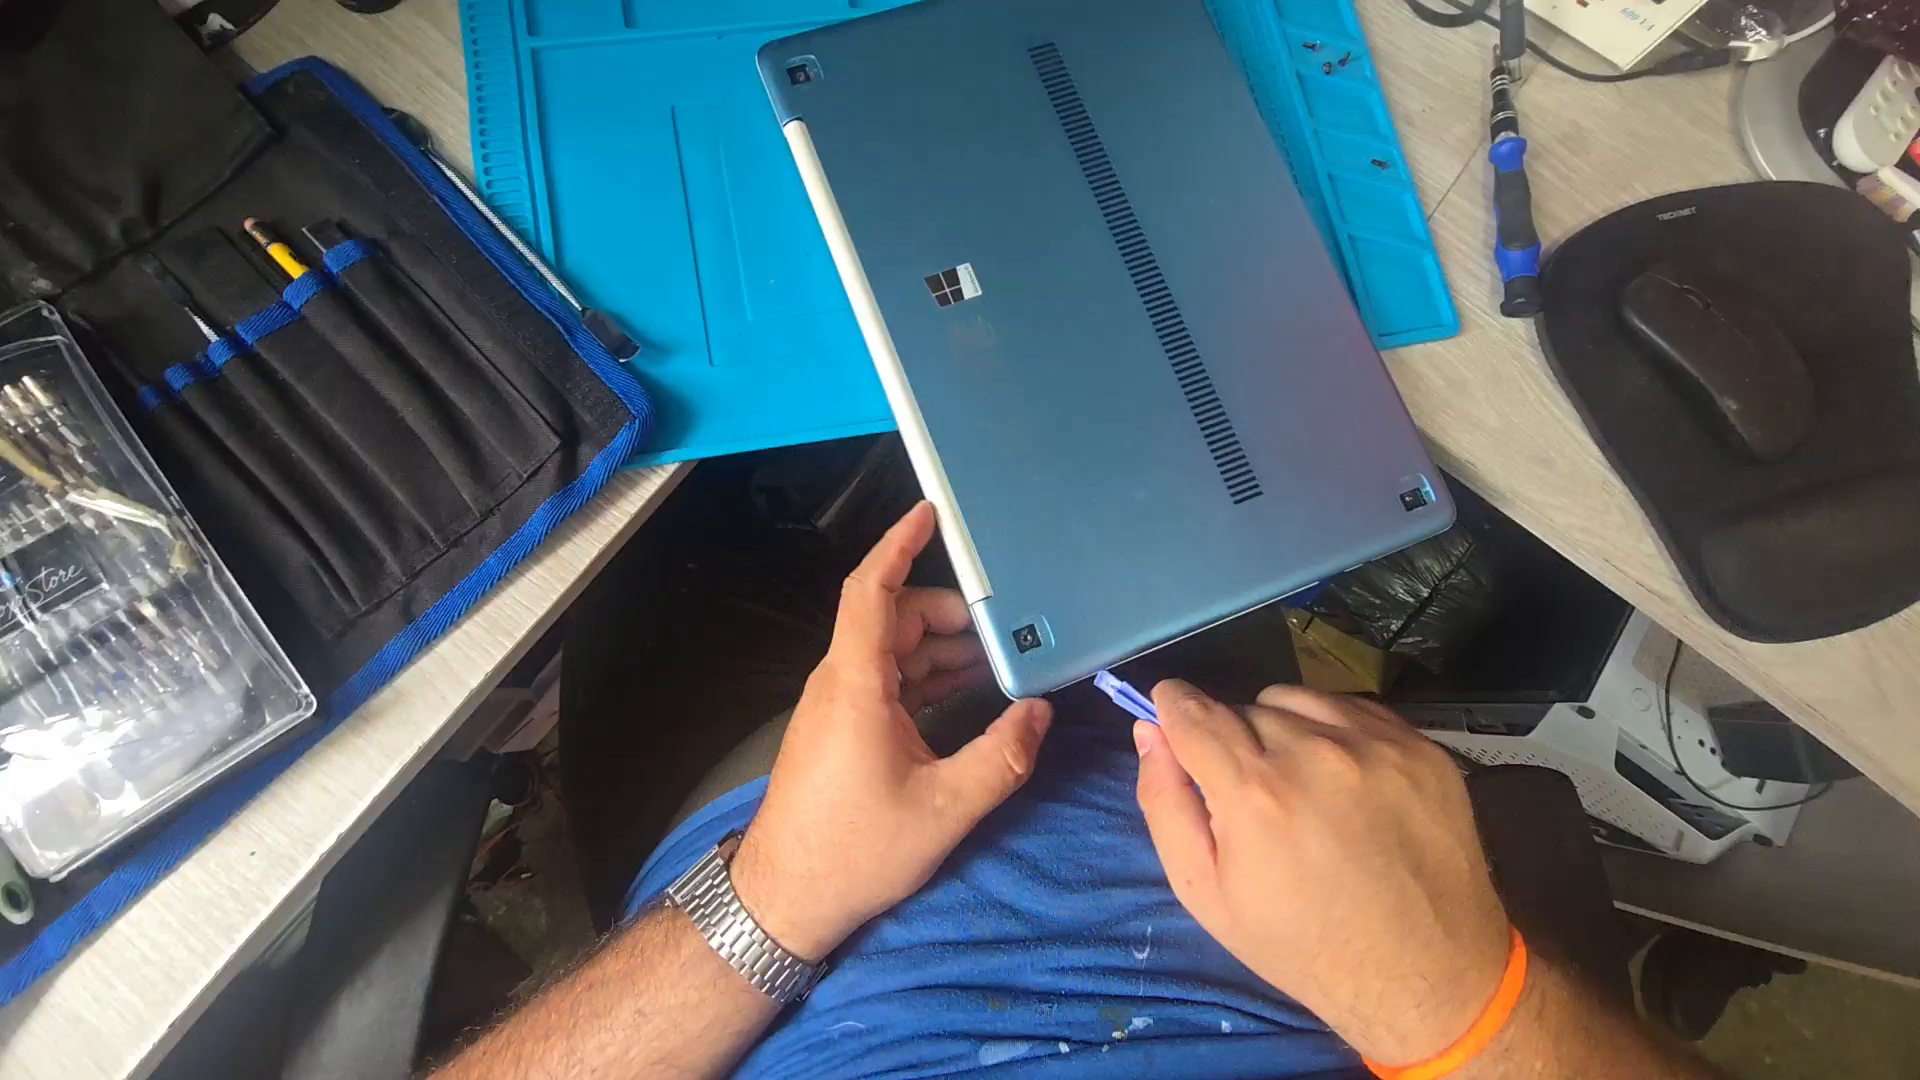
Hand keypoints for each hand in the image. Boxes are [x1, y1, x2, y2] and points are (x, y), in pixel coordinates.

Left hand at [730, 502, 1053, 960]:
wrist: (784, 900)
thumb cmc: (854, 851)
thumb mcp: (943, 808)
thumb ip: (1001, 757)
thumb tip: (1039, 712)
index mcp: (857, 682)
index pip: (873, 590)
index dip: (899, 545)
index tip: (928, 513)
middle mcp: (843, 680)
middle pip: (896, 618)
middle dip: (950, 614)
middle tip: (1004, 628)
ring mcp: (841, 702)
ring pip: (895, 649)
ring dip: (944, 649)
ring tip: (998, 660)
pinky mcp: (844, 725)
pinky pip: (891, 679)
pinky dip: (928, 676)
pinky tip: (967, 690)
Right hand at [1134, 681, 1510, 1066]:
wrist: (1430, 982)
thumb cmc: (1300, 942)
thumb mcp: (1204, 892)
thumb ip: (1163, 801)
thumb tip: (1148, 729)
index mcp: (1255, 794)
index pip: (1190, 709)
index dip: (1172, 708)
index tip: (1171, 717)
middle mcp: (1314, 755)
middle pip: (1240, 708)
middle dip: (1231, 739)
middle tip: (1251, 791)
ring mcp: (1374, 747)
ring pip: (1290, 700)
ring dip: (1279, 728)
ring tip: (1299, 782)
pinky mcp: (1419, 747)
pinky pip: (1346, 707)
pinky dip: (1329, 729)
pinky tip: (1342, 778)